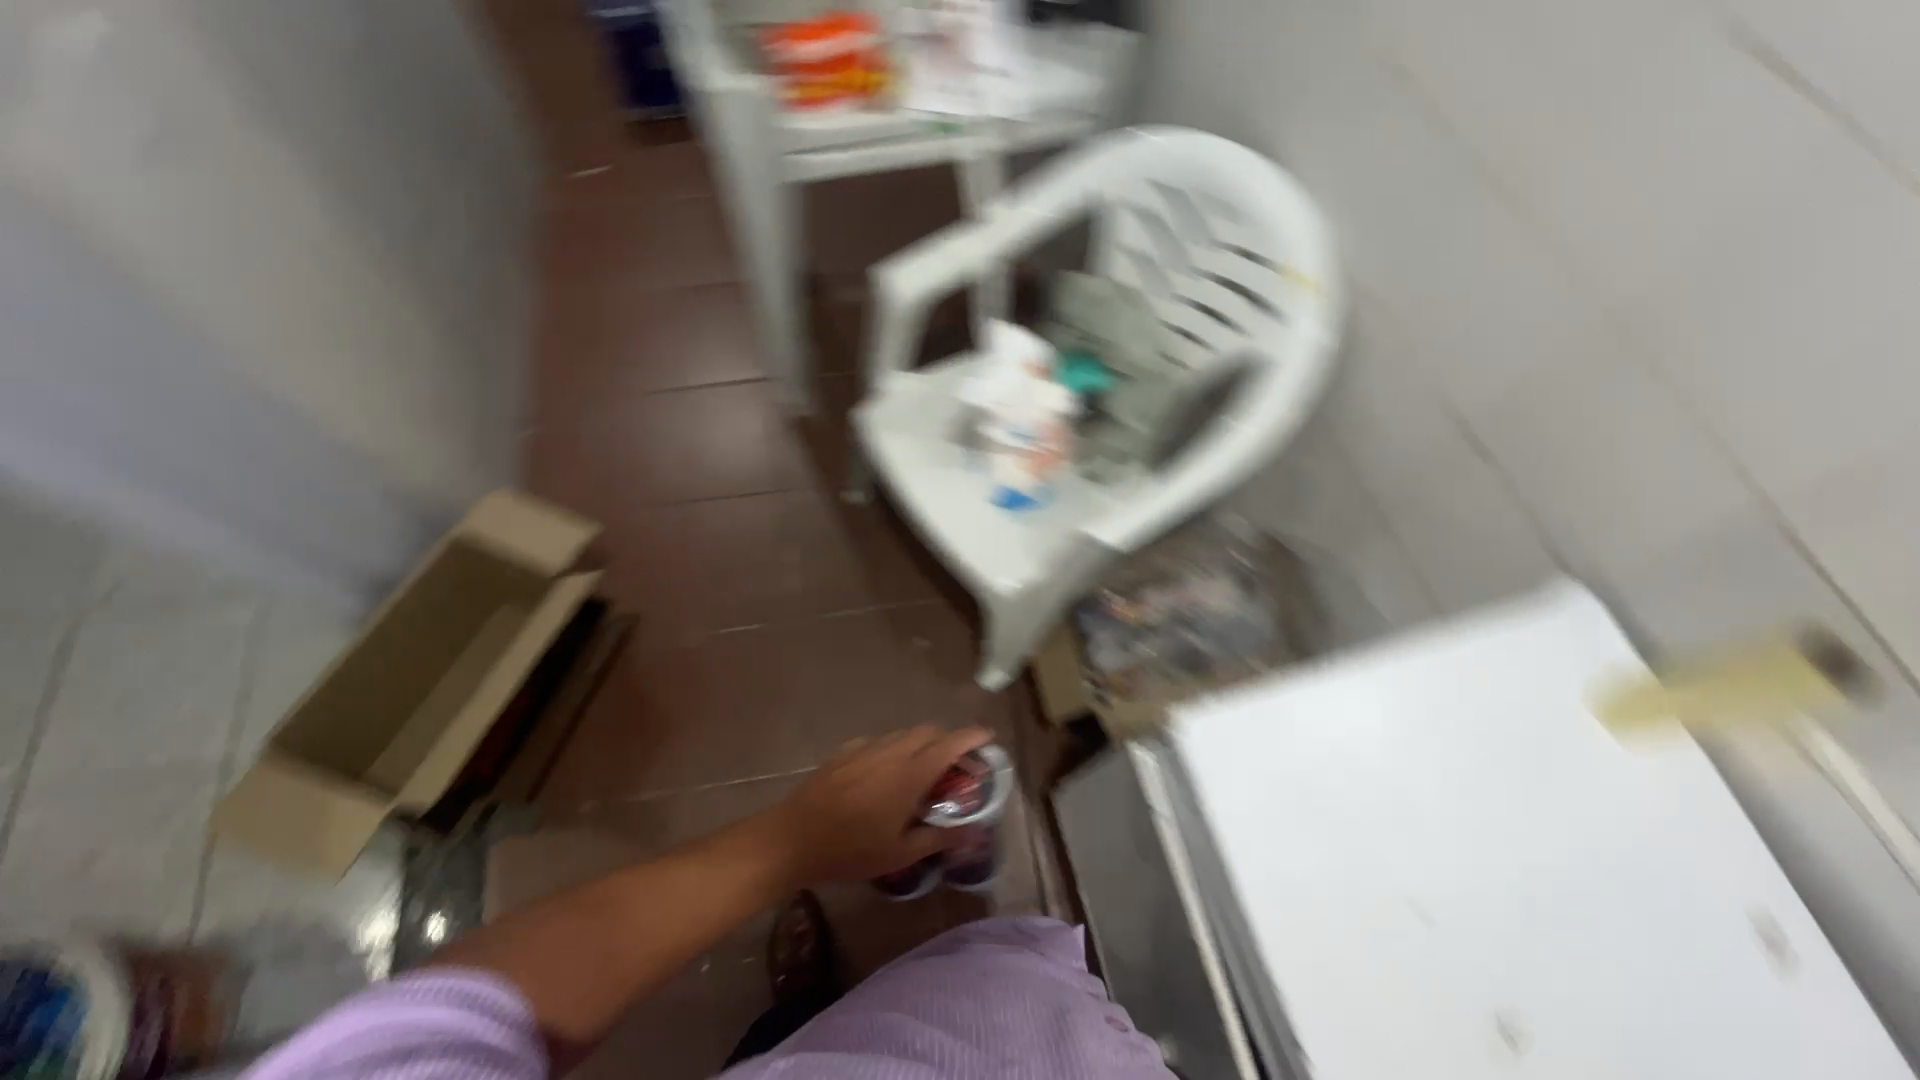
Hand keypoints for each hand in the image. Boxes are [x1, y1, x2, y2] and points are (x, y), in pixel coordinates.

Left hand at [764, 725, 993, 885]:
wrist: (794, 838)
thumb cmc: (851, 850)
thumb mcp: (900, 854)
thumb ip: (939, 838)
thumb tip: (974, 834)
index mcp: (910, 774)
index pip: (950, 743)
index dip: (972, 736)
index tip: (988, 738)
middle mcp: (891, 752)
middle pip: (928, 731)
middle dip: (948, 740)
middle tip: (955, 765)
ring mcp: (865, 749)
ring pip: (902, 734)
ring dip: (920, 743)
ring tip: (921, 769)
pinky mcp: (844, 753)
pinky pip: (877, 741)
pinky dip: (892, 748)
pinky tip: (884, 772)